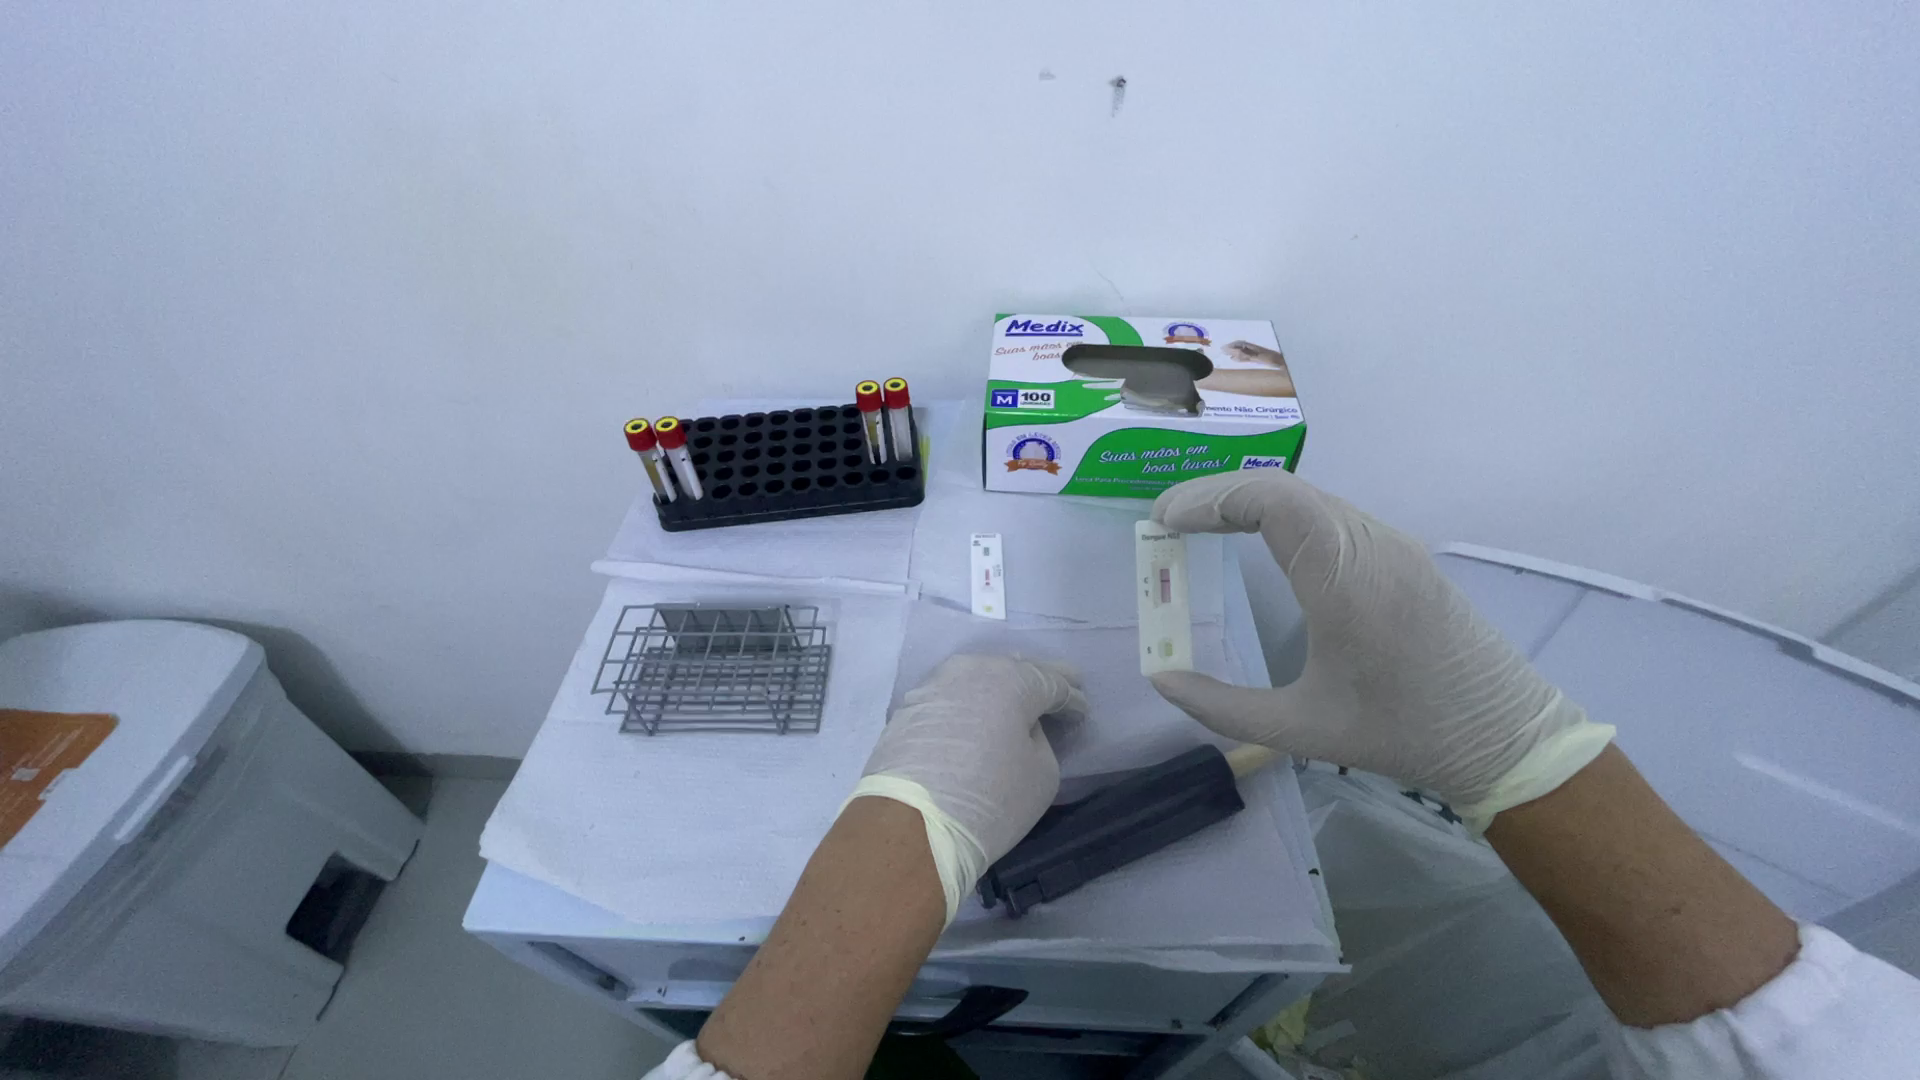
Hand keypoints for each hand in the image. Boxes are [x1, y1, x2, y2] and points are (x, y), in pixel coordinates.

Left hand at [850, 654, 1086, 920]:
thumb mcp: (1042, 774)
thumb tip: (1020, 729)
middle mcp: (971, 669)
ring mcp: (934, 685)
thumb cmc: (989, 799)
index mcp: (1012, 679)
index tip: (1080, 712)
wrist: (909, 824)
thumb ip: (1039, 740)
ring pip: (977, 677)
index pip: (1052, 683)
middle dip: (1036, 681)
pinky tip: (975, 716)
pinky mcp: (909, 708)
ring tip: (1015, 702)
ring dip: (998, 688)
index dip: (1071, 699)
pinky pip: (951, 697)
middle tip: (1057, 691)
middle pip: (1013, 669)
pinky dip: (968, 703)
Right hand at [1146, 471, 1613, 831]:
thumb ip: (1219, 707)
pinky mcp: (1402, 553)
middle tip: (1167, 520)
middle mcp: (1371, 546)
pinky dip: (1278, 512)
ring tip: (1198, 524)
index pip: (1271, 500)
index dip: (1209, 499)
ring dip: (1246, 499)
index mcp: (1345, 581)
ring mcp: (1392, 544)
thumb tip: (1160, 679)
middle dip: (1215, 494)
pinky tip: (1253, 536)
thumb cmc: (1399, 733)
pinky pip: (1329, 512)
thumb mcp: (1298, 729)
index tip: (1163, 521)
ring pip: (1307, 495)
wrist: (1507, 740)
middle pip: (1283, 487)